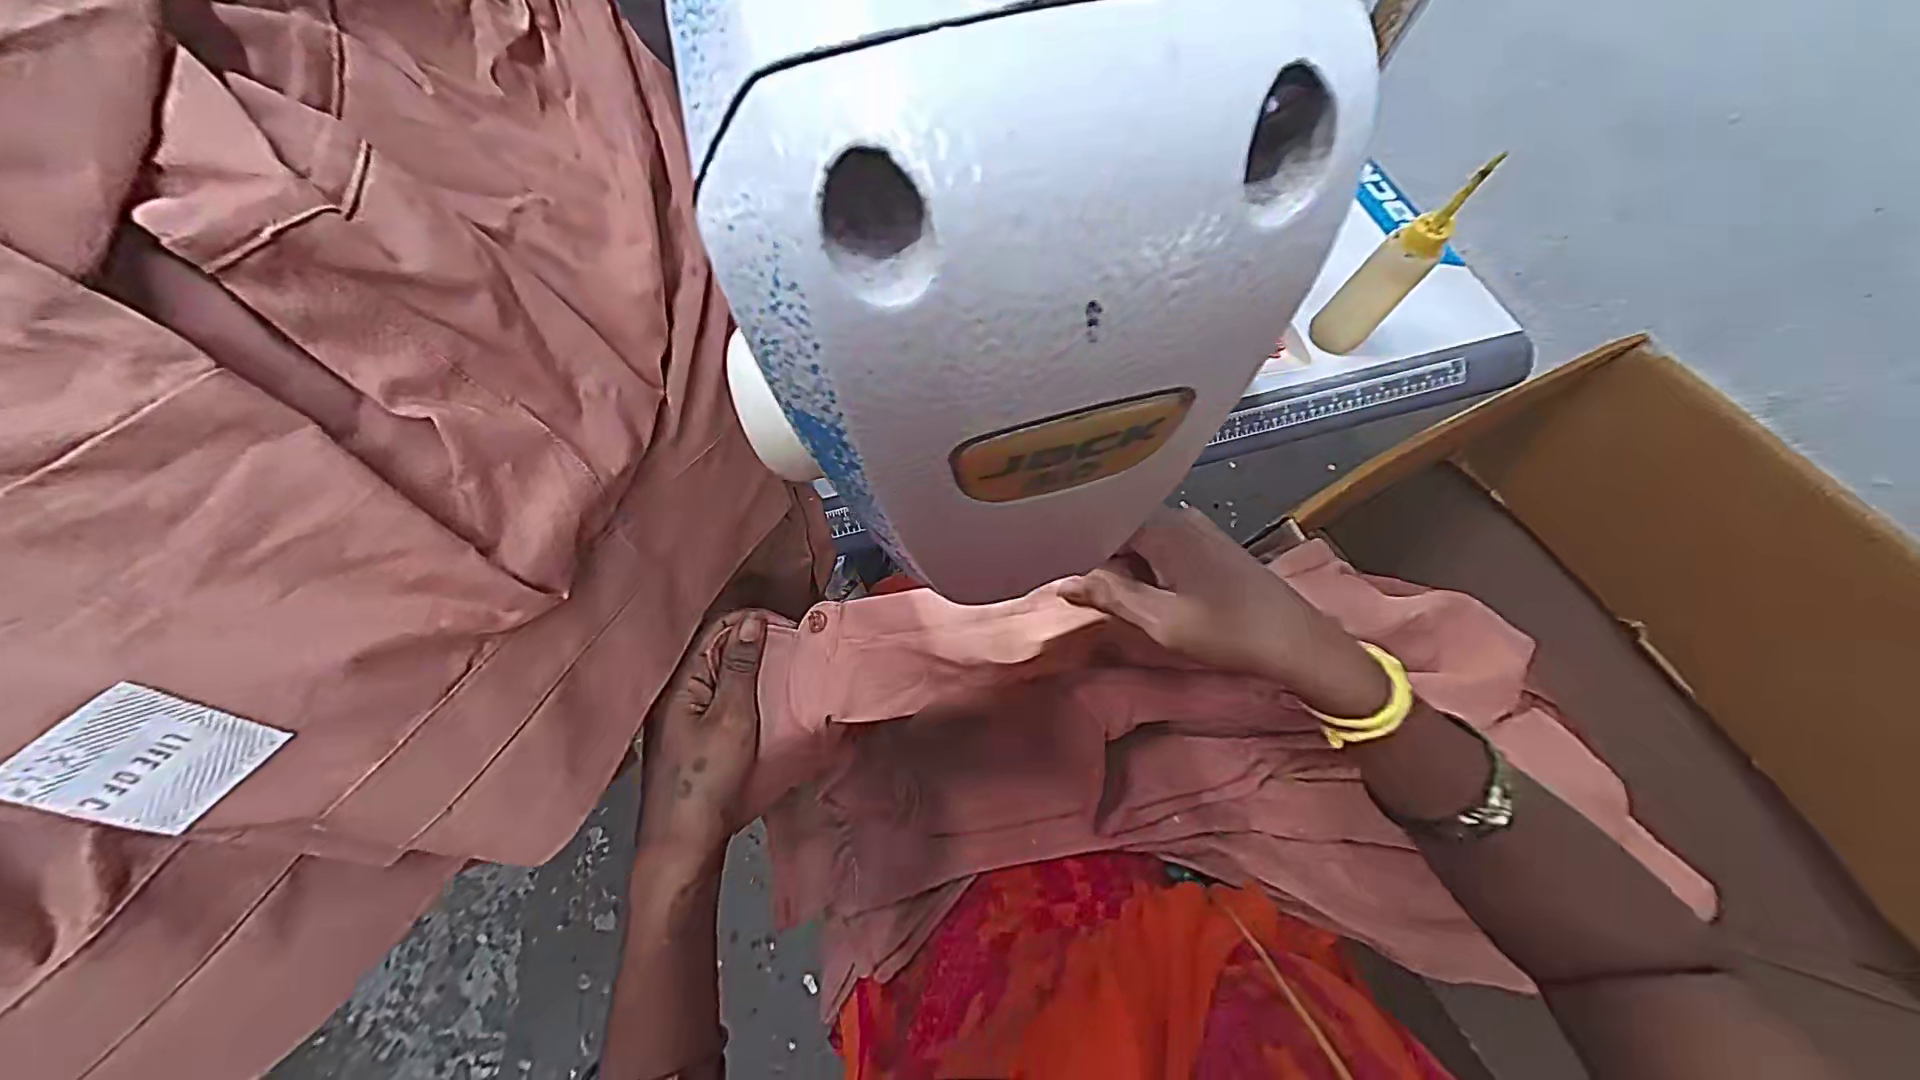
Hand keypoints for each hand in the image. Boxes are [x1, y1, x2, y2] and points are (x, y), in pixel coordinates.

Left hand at [636, 609, 782, 873]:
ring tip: (784, 669)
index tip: (785, 627)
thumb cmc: (705, 782)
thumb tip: (750, 623)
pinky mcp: (695, 732)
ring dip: (753, 667)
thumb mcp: (732, 717)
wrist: (685, 842)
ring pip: (723, 673)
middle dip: (755, 642)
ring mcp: (684, 712)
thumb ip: (741, 667)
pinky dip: (746, 689)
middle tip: (789, 647)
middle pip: (719, 649)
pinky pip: (723, 695)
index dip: (751, 622)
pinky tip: (765, 698)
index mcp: (679, 682)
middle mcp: (677, 691)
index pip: (716, 629)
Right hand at [1059, 507, 1389, 717]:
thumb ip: (1110, 596)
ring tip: (1115, 599)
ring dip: (1128, 571)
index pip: (1103, 526)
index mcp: (1165, 528)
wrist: (1301, 644)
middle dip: (1103, 562)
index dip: (1081, 551)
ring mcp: (1200, 532)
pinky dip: (1150, 573)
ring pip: (1144, 545)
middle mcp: (1182, 519)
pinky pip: (1165, 553)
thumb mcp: (1161, 620)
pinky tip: (1149, 598)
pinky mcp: (1213, 550)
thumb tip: (1065, 583)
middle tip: (1087, 596)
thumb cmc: (1230, 632)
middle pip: (1123, 534)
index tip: (1064, 575)